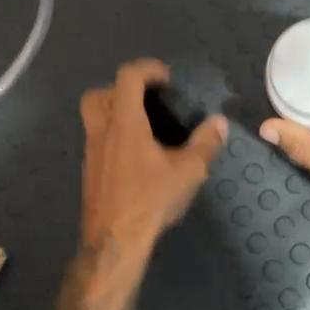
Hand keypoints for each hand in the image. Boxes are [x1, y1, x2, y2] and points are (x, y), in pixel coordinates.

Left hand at [78, 59, 228, 249]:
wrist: (115, 241)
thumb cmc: (150, 200)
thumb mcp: (188, 172)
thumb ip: (205, 143)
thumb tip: (219, 123)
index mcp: (125, 123)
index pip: (127, 78)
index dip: (147, 69)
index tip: (167, 79)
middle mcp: (102, 132)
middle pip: (99, 94)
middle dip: (122, 89)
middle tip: (148, 101)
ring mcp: (91, 152)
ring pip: (94, 118)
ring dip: (115, 113)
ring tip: (145, 128)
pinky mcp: (90, 172)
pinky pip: (97, 141)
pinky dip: (113, 136)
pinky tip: (137, 156)